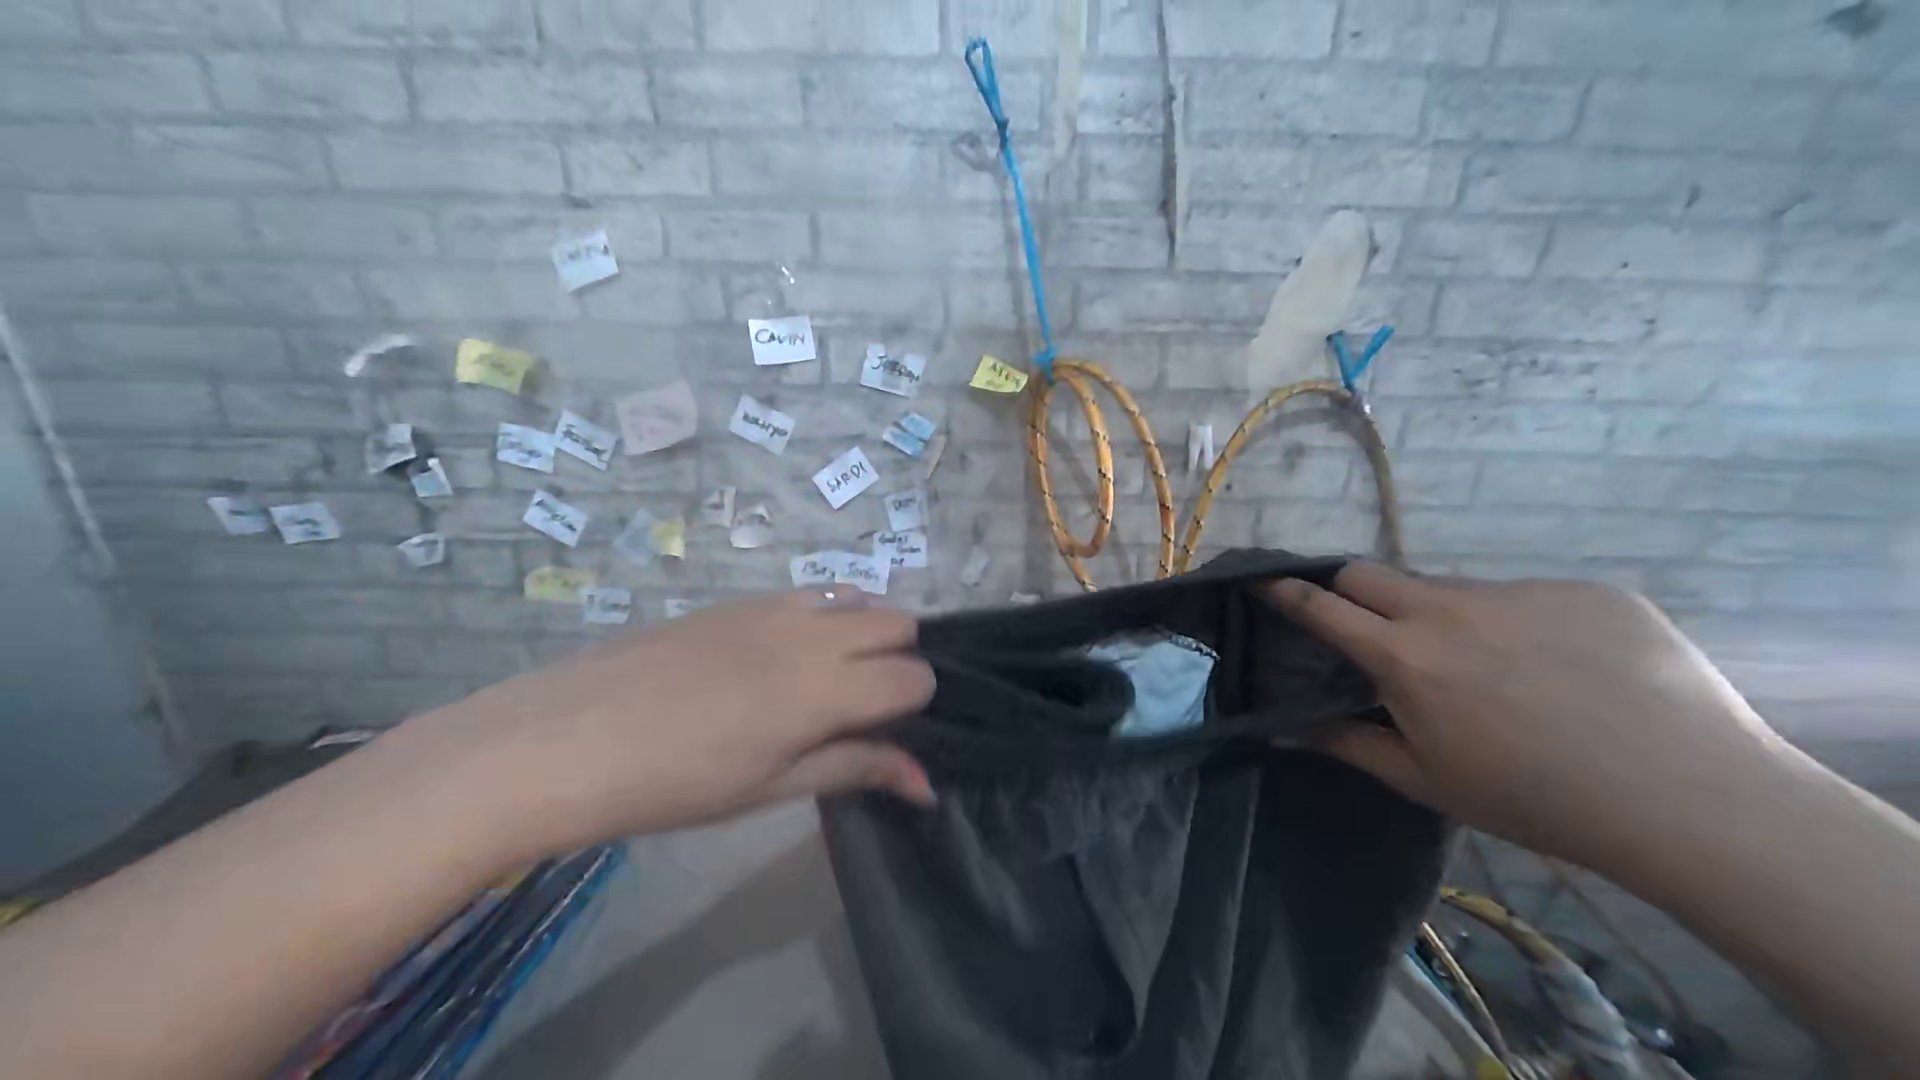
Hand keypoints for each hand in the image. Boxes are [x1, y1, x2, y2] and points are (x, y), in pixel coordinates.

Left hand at [399, 592, 936, 860]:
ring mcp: (775, 605)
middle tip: (863, 706)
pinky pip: (811, 593)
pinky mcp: (741, 597)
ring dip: (865, 632)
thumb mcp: (771, 787)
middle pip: (900, 622)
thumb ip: (854, 768)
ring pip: (859, 598)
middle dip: (899, 659)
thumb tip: (925, 781)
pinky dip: (824, 617)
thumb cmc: (674, 783)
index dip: (916, 705)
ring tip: (828, 678)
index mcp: (824, 689)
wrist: (567, 738)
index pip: (914, 677)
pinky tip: (782, 656)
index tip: (888, 733)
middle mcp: (812, 632)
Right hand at [1264, 563, 1794, 867]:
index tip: (1263, 580)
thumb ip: (1345, 744)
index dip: (1285, 590)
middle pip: (1370, 573)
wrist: (1692, 797)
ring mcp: (1519, 592)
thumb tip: (1276, 732)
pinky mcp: (1583, 589)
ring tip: (1486, 667)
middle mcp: (1450, 609)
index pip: (1322, 606)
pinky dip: (1518, 623)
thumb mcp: (1426, 780)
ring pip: (1451, 588)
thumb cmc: (1534, 797)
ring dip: (1441, 615)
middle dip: (1349, 590)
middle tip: (1367, 626)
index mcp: (1404, 656)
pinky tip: (1559, 668)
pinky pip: (1524, 596)